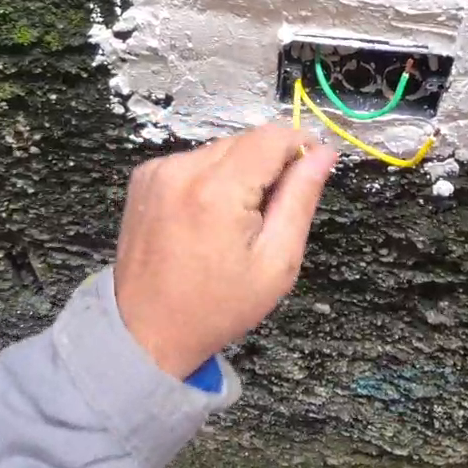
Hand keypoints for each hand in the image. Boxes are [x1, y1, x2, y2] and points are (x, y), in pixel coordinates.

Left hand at [112, 125, 337, 379]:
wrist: (147, 331)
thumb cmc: (218, 306)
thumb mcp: (276, 262)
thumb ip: (301, 200)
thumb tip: (323, 153)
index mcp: (217, 190)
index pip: (271, 137)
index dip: (300, 145)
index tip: (313, 165)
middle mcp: (182, 169)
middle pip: (245, 141)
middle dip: (268, 165)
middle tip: (273, 210)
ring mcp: (158, 171)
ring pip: (220, 149)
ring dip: (238, 171)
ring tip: (236, 219)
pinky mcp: (144, 177)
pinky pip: (192, 161)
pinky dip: (209, 178)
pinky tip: (207, 215)